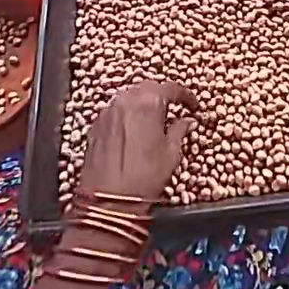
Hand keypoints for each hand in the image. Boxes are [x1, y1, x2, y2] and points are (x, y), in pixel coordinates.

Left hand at [79, 80, 198, 201]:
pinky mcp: (96, 125)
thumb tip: (187, 121)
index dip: (185, 96)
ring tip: (155, 119)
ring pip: (129, 97)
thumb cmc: (143, 177)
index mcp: (147, 103)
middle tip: (175, 109)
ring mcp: (107, 111)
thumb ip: (179, 130)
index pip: (171, 88)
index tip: (193, 105)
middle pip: (148, 88)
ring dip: (144, 103)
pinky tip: (134, 130)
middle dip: (163, 96)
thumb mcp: (171, 154)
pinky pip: (116, 111)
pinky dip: (128, 114)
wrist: (107, 200)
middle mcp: (125, 100)